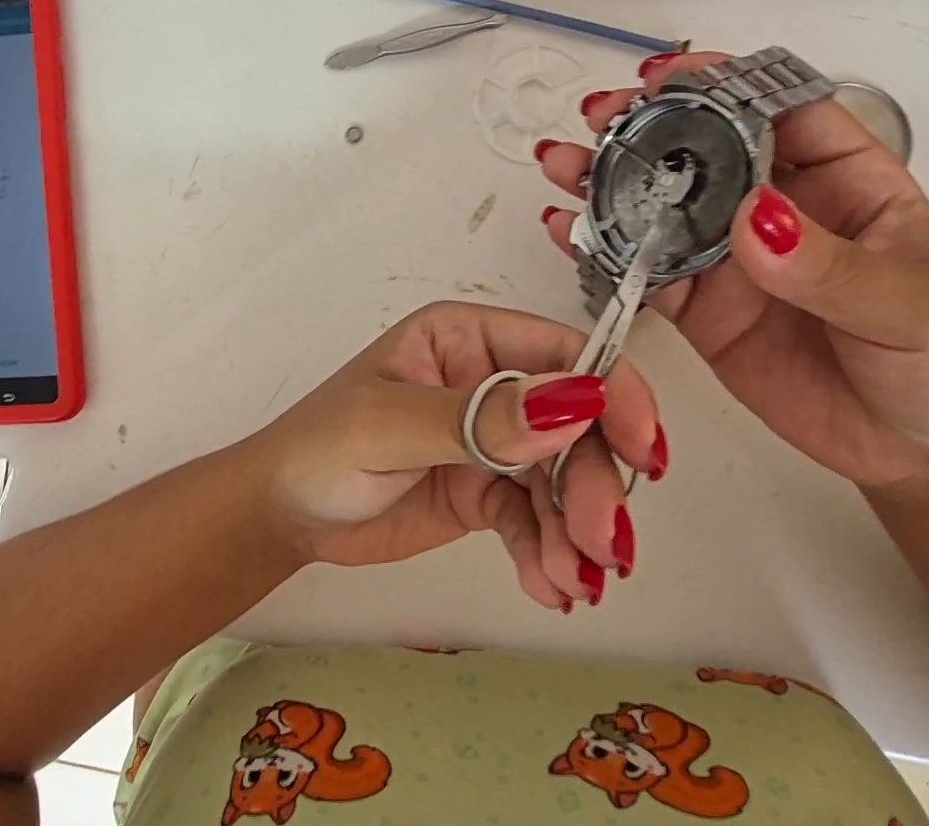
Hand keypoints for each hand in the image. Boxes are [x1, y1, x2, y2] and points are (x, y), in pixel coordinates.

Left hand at [241, 301, 662, 608]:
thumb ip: (476, 417)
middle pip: (574, 426)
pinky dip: (550, 555)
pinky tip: (553, 589)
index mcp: (465, 340)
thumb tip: (573, 404)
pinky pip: (535, 521)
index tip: (644, 452)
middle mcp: (488, 383)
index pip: (561, 353)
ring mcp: (490, 442)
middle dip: (593, 486)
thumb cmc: (318, 448)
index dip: (612, 396)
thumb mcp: (387, 424)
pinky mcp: (485, 493)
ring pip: (562, 481)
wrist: (284, 515)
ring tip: (575, 581)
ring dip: (578, 532)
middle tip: (602, 545)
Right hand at [537, 52, 928, 486]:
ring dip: (609, 183)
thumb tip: (753, 219)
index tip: (668, 76)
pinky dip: (603, 251)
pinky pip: (644, 273)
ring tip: (561, 165)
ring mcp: (733, 262)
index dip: (725, 85)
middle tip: (597, 119)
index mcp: (847, 183)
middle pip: (703, 151)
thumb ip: (830, 266)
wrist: (921, 456)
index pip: (782, 112)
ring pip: (661, 208)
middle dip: (647, 128)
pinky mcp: (701, 311)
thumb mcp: (911, 308)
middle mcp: (779, 212)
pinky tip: (567, 231)